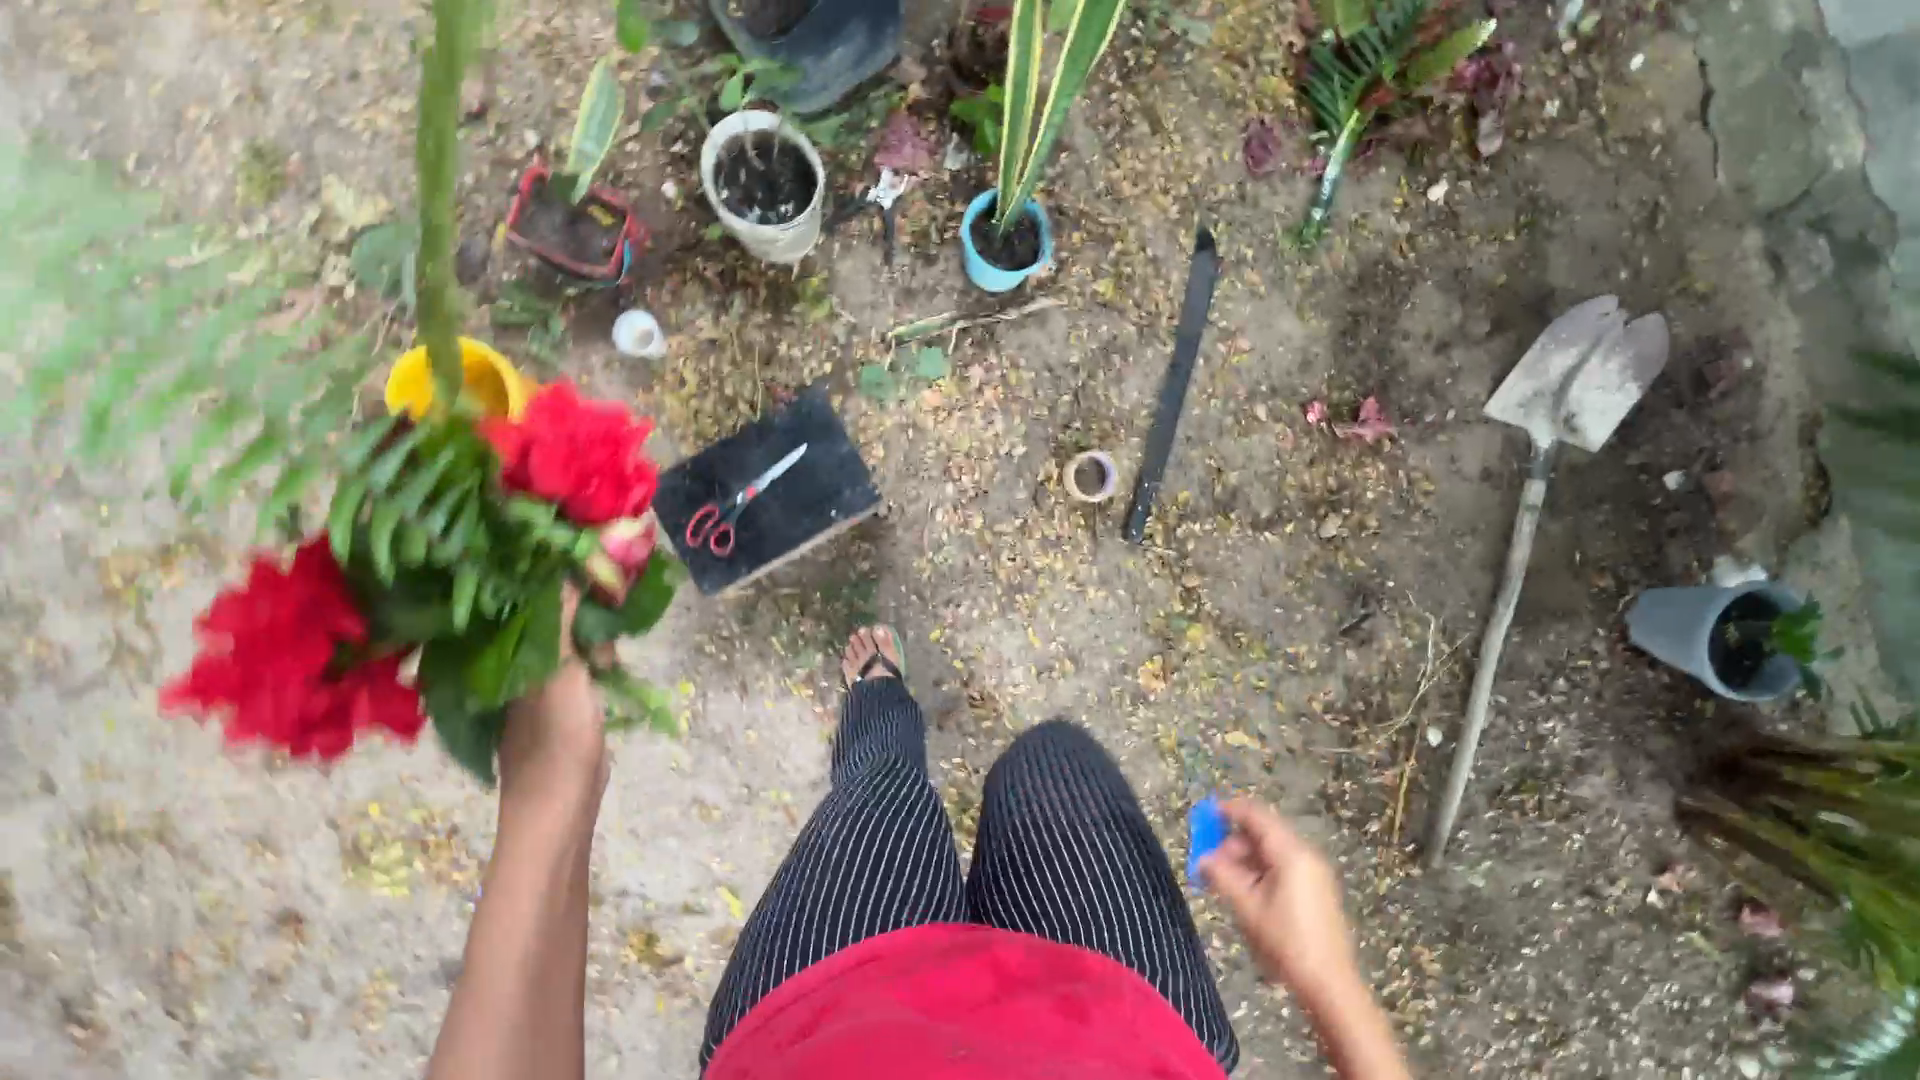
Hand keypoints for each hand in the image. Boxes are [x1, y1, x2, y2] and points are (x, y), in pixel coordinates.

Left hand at [498, 586, 607, 813]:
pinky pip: (579, 681)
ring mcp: (539, 699)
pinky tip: (610, 678)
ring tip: (610, 663)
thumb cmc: (556, 738)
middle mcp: (518, 677)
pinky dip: (596, 674)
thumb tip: (563, 575)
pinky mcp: (561, 717)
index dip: (562, 598)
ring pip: (570, 657)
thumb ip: (560, 626)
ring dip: (594, 653)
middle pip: (554, 633)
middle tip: (605, 637)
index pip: (532, 614)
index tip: (593, 590)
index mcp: (508, 664)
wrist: (560, 808)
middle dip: (584, 627)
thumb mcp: (561, 673)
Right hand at [1199, 798, 1360, 1005]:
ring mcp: (1314, 873)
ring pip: (1272, 852)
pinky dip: (1261, 871)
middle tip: (1211, 863)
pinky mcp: (1316, 890)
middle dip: (1233, 843)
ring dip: (1245, 860)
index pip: (1257, 816)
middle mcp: (1306, 855)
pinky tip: (1245, 892)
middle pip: (1263, 834)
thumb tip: (1202, 859)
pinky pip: (1282, 867)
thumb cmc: (1287, 941)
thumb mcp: (1248, 907)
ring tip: (1224, 883)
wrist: (1329, 984)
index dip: (1230, 811)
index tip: (1206, 815)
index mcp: (1292, 853)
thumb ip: (1222, 876)